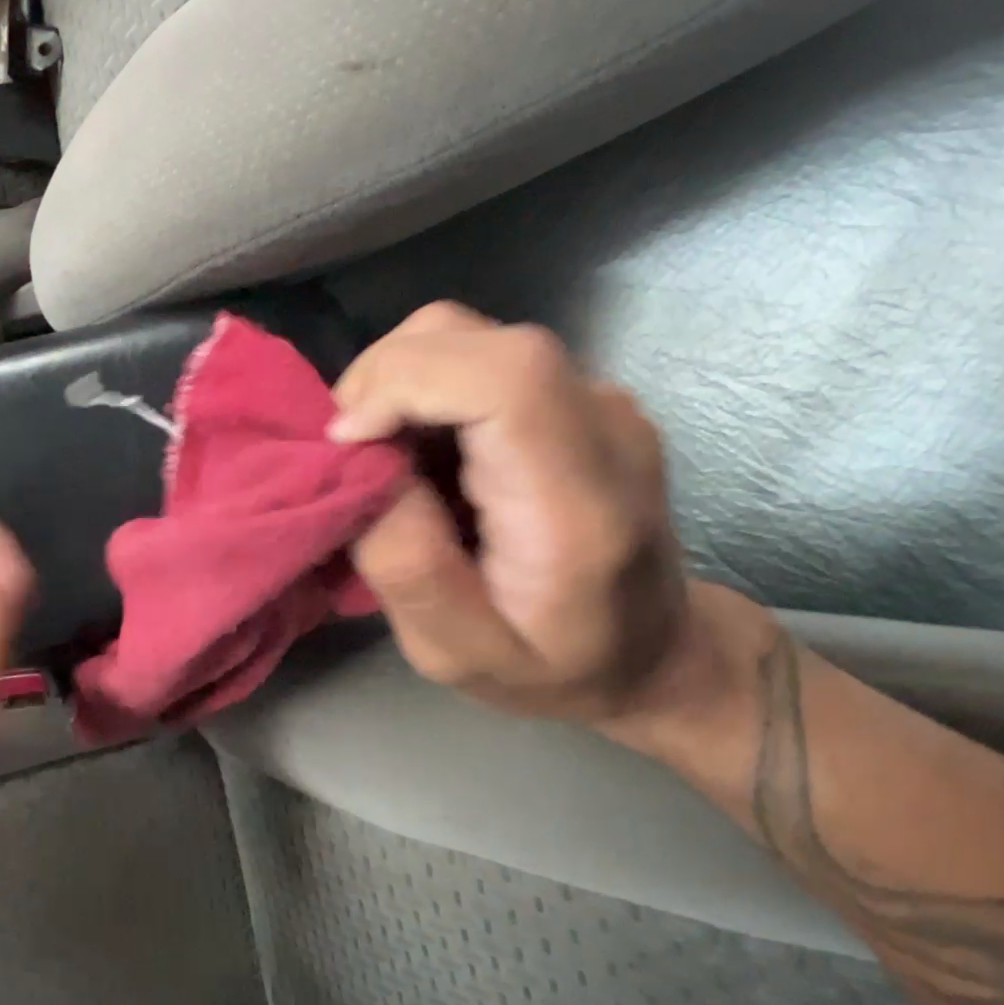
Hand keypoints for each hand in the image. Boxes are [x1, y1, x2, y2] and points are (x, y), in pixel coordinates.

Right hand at [328, 301, 696, 724]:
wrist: (655, 656)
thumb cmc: (554, 670)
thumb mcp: (456, 654)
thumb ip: (405, 565)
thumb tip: (362, 463)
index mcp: (577, 502)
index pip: (503, 379)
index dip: (404, 384)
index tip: (348, 441)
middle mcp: (601, 426)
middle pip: (471, 340)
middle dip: (381, 381)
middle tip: (349, 453)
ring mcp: (594, 399)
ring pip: (464, 334)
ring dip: (395, 382)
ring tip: (378, 452)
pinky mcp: (575, 393)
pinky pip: (474, 355)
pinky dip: (419, 386)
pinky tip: (417, 448)